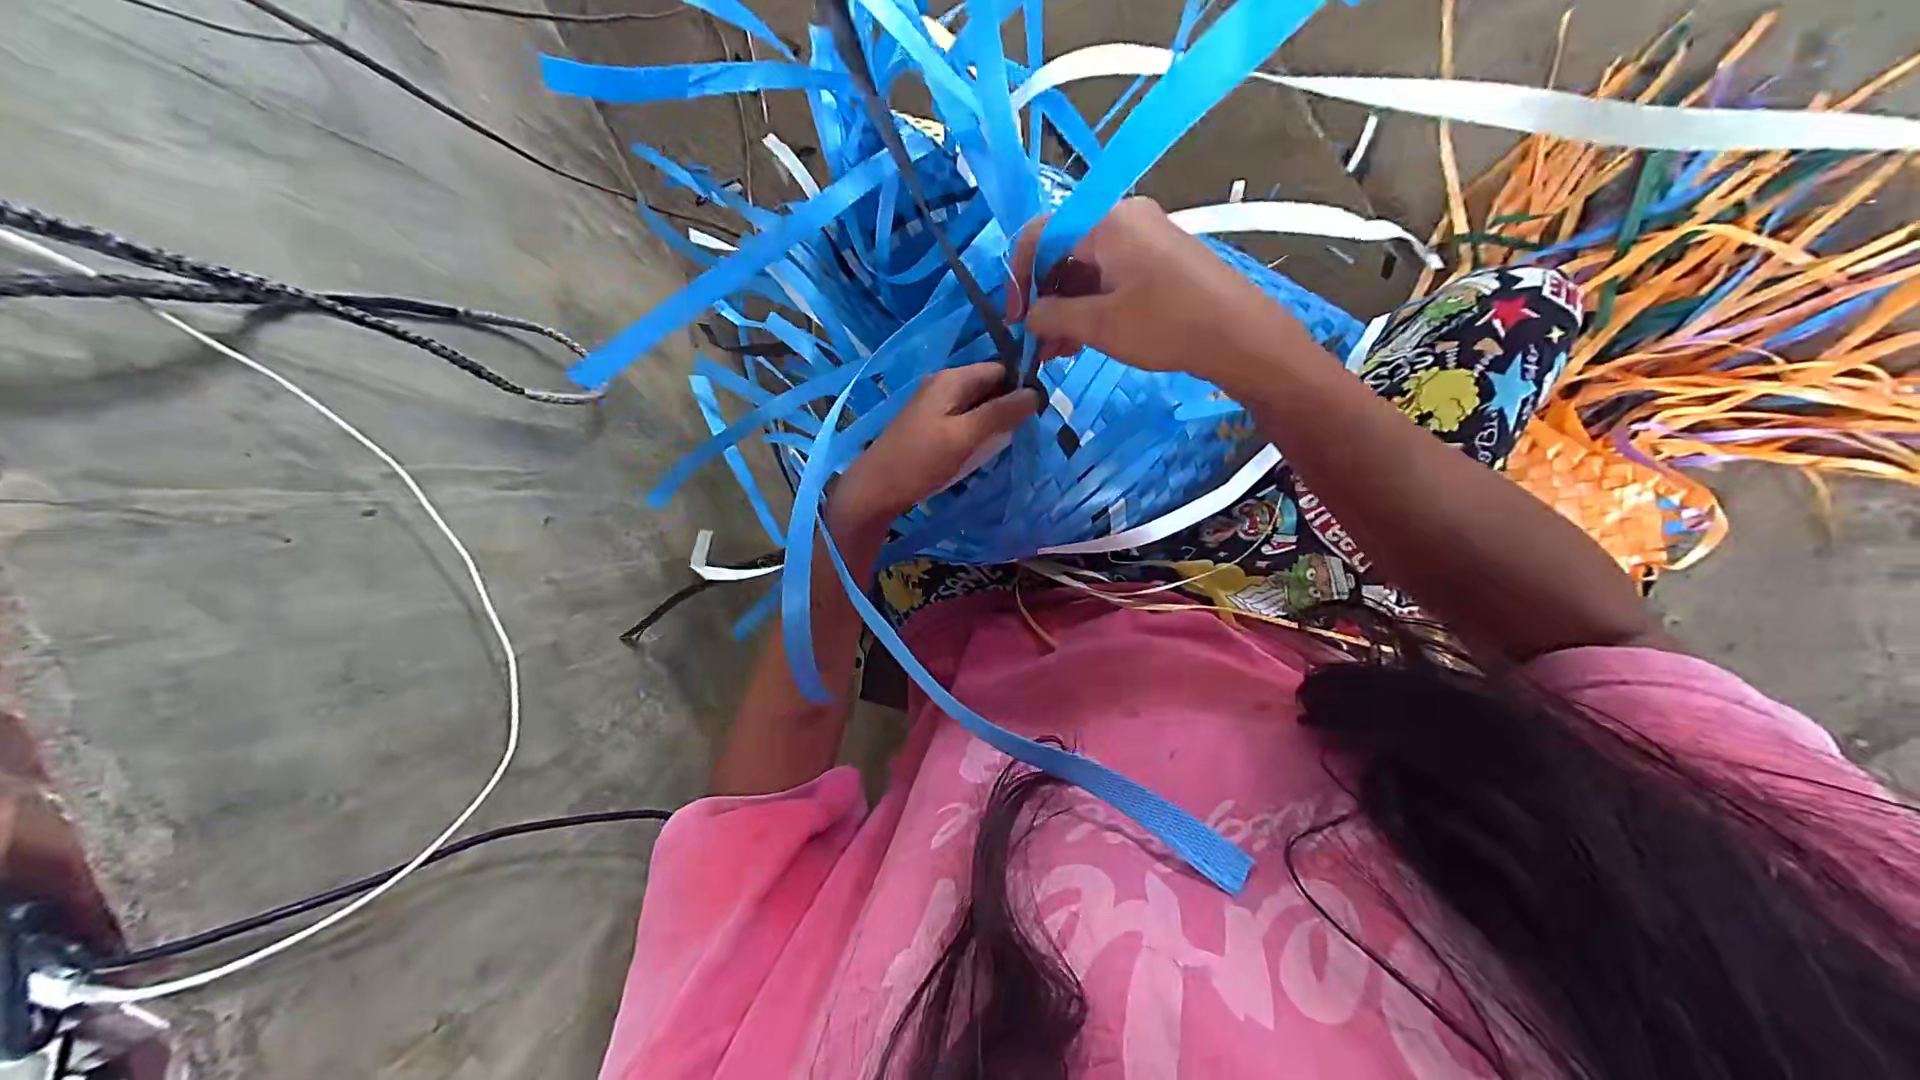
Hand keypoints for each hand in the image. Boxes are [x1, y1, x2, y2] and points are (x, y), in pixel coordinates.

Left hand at [831, 362, 1041, 527]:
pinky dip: (979, 431)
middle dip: (1009, 404)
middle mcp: (943, 385)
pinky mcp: (930, 426)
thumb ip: (1001, 413)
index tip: (1040, 411)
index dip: (1022, 385)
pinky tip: (983, 450)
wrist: (875, 489)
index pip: (1000, 368)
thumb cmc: (921, 461)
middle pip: (989, 385)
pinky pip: (964, 420)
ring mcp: (935, 405)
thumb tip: (1036, 394)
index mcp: (952, 379)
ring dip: (995, 420)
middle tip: (1026, 431)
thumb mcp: (966, 436)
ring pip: (978, 404)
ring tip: (1007, 442)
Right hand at [1006, 196, 1307, 394]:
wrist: (1242, 336)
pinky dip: (1091, 307)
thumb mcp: (1099, 325)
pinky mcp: (1159, 260)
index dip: (1017, 278)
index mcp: (1105, 222)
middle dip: (1044, 300)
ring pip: (1086, 269)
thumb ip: (1052, 316)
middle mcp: (1123, 218)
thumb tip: (1029, 316)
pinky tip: (1082, 341)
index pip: (1040, 235)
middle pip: (1063, 252)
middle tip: (1036, 344)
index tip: (1014, 321)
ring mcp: (1144, 237)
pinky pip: (1110, 277)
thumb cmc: (1166, 325)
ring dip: (1066, 310)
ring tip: (1057, 353)